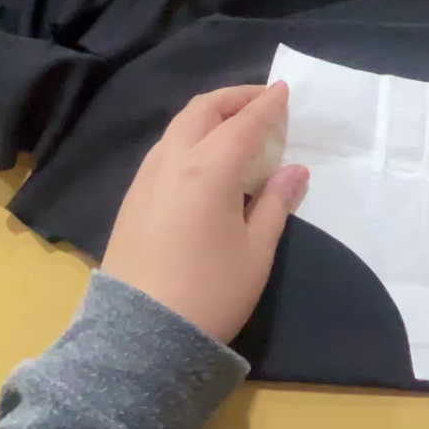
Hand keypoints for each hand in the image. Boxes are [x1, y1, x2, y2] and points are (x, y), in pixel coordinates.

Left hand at [102, 83, 308, 342]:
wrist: (139, 338)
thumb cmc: (210, 292)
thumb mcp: (256, 251)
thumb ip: (276, 202)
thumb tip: (295, 169)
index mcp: (209, 169)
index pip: (244, 123)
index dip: (267, 105)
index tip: (283, 90)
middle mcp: (173, 161)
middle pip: (203, 110)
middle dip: (234, 98)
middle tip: (261, 102)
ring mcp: (147, 178)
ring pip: (179, 126)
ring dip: (210, 115)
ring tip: (236, 127)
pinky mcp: (133, 198)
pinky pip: (166, 148)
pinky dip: (191, 136)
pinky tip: (205, 158)